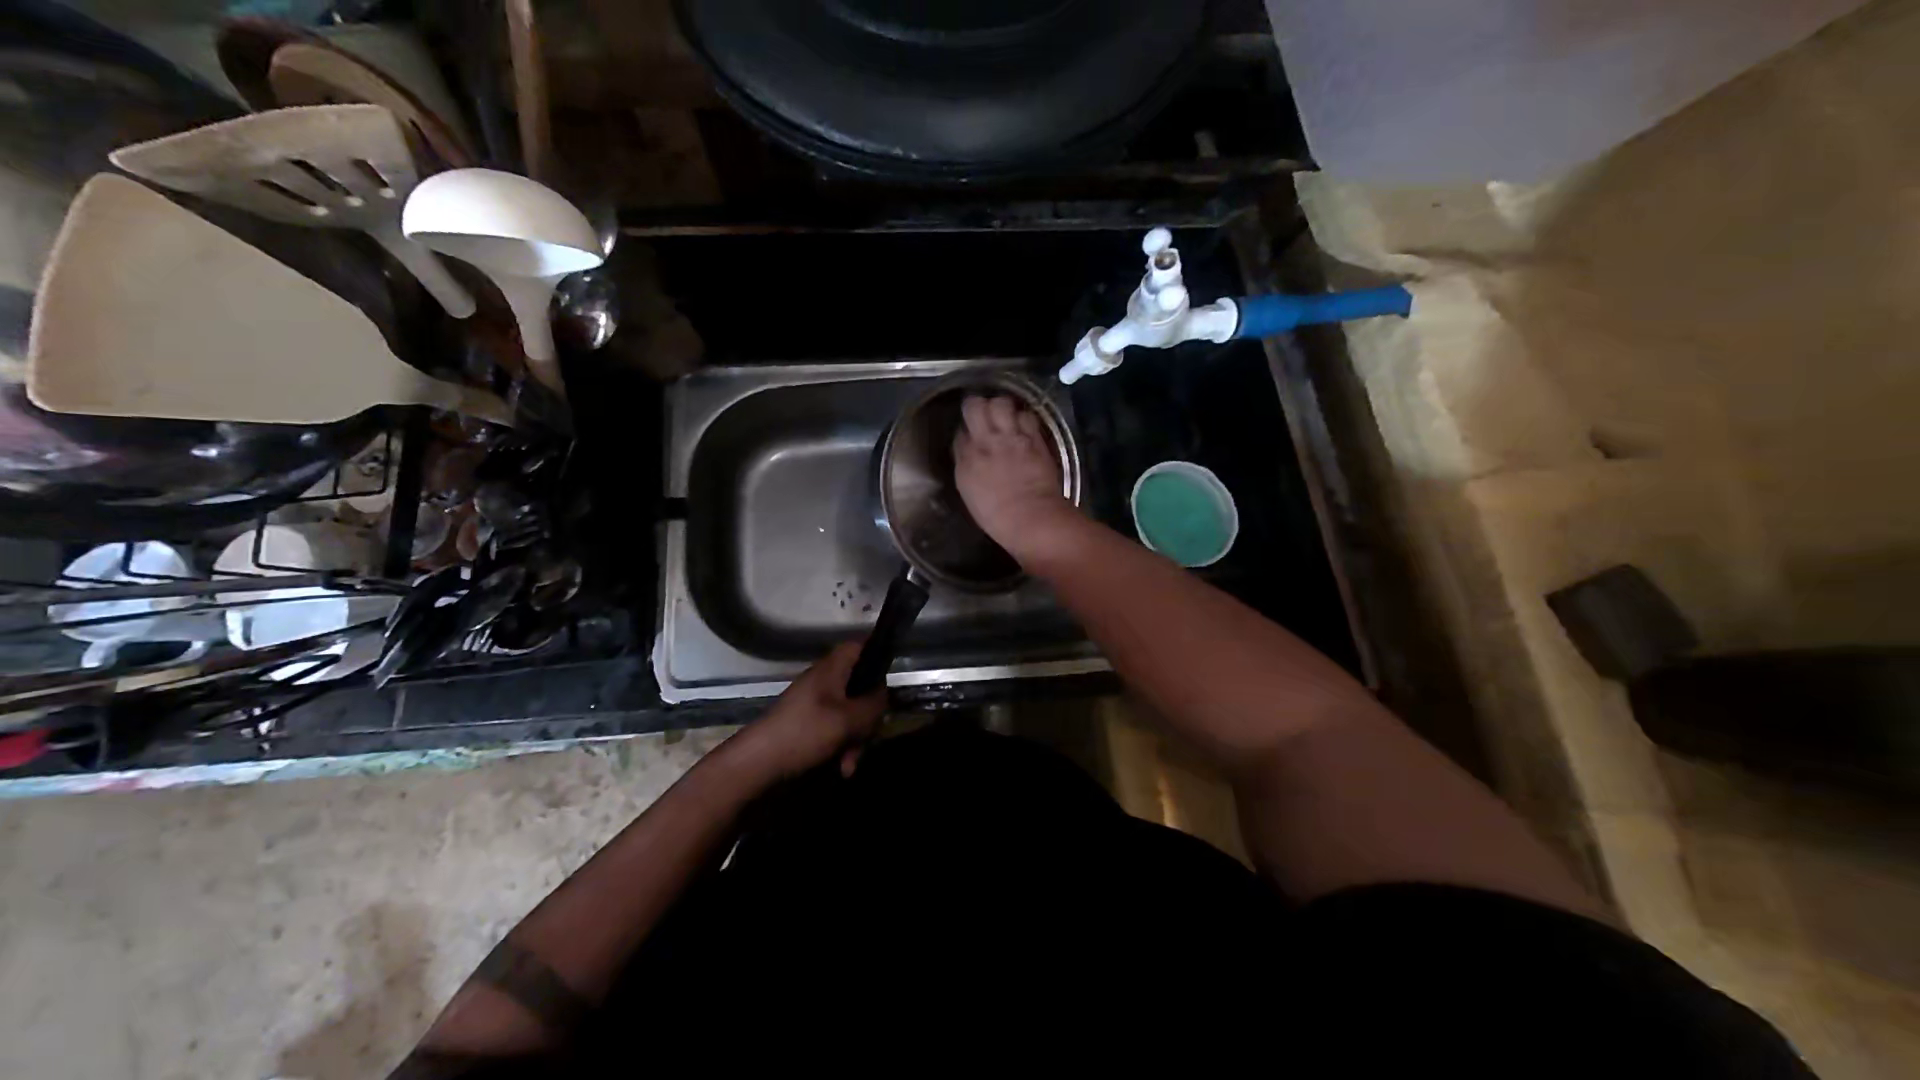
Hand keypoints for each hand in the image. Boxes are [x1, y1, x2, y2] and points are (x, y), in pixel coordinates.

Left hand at [725, 642, 885, 784]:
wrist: (757, 762)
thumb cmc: (804, 733)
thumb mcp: (847, 720)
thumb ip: (872, 705)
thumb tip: (884, 696)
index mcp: (832, 670)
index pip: (858, 647)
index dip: (876, 656)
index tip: (889, 681)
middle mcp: (824, 682)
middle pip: (860, 686)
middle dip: (869, 715)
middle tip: (870, 735)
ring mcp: (815, 703)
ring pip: (850, 712)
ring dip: (856, 737)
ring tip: (850, 763)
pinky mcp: (808, 724)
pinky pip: (836, 729)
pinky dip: (842, 745)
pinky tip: (842, 768)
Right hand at [953, 394, 1076, 561]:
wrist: (1031, 518)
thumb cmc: (997, 516)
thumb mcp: (970, 492)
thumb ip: (968, 466)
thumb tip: (969, 452)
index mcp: (966, 459)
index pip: (959, 430)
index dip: (965, 429)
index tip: (970, 434)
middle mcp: (985, 442)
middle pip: (975, 406)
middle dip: (978, 406)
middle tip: (984, 414)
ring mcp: (1011, 437)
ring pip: (1001, 403)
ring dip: (1002, 407)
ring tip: (1005, 416)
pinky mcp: (1034, 438)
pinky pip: (1026, 415)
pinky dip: (1024, 418)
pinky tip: (1024, 427)